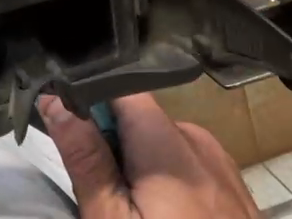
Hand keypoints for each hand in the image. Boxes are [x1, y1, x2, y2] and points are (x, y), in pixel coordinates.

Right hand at [38, 94, 260, 218]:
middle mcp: (200, 142)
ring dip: (140, 167)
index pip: (119, 84)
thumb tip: (53, 98)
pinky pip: (190, 170)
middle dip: (112, 143)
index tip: (70, 129)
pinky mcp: (238, 197)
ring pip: (163, 146)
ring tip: (135, 215)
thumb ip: (86, 158)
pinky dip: (169, 186)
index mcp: (168, 141)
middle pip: (139, 119)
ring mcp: (225, 170)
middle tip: (102, 193)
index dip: (87, 95)